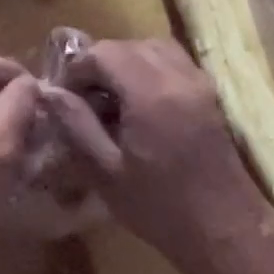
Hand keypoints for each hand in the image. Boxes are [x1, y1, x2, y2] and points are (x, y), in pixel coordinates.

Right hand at [41, 38, 269, 256]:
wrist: (224, 228)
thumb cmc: (159, 207)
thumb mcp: (105, 172)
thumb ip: (76, 125)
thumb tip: (49, 92)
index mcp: (150, 93)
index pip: (104, 52)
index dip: (77, 68)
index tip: (63, 96)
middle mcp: (178, 76)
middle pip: (129, 45)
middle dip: (100, 64)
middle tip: (82, 100)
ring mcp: (199, 82)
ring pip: (154, 49)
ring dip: (126, 64)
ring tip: (110, 100)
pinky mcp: (210, 94)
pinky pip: (174, 63)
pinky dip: (150, 70)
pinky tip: (138, 106)